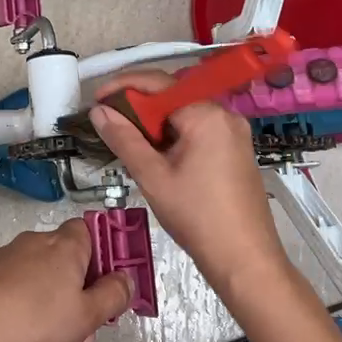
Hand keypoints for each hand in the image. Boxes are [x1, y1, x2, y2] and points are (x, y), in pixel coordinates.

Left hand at [0, 220, 132, 341]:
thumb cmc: (32, 323)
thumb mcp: (85, 317)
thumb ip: (112, 296)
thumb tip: (126, 278)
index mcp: (64, 244)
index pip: (91, 230)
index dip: (104, 256)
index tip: (109, 288)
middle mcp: (35, 241)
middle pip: (68, 257)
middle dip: (81, 290)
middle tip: (85, 328)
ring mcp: (7, 256)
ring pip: (44, 275)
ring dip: (57, 302)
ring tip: (57, 340)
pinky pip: (20, 284)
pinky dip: (29, 303)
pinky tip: (26, 334)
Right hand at [88, 70, 288, 280]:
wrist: (245, 259)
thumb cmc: (197, 216)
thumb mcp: (152, 176)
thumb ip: (123, 138)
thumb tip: (99, 111)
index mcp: (206, 115)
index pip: (158, 82)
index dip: (123, 86)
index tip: (97, 99)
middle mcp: (225, 115)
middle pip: (173, 95)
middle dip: (138, 105)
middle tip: (110, 121)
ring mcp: (234, 133)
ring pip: (184, 113)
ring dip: (154, 122)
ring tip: (128, 141)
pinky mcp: (236, 150)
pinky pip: (198, 129)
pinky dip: (173, 134)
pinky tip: (157, 156)